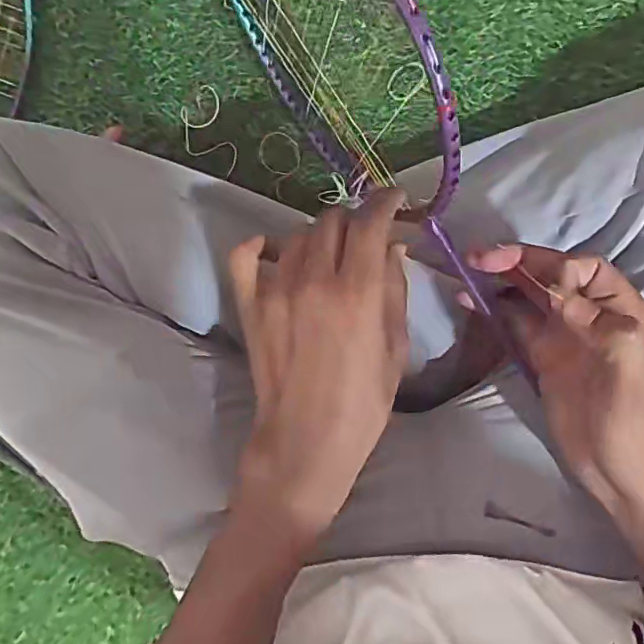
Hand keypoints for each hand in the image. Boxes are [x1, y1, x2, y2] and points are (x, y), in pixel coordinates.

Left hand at [227, 189, 410, 548]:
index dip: (386, 202)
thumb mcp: (395, 347)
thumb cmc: (363, 402)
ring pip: (297, 234)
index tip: (397, 199)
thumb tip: (393, 248)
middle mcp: (313, 279)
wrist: (304, 443)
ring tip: (332, 252)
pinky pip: (246, 256)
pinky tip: (277, 252)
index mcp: (356, 291)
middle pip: (332, 220)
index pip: (370, 221)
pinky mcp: (250, 305)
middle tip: (367, 235)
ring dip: (320, 234)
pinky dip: (261, 245)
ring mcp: (275, 290)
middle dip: (356, 218)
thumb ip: (393, 290)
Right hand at [469, 244, 643, 531]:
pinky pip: (517, 326)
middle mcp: (593, 320)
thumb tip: (560, 291)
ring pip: (531, 298)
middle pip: (555, 277)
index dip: (562, 269)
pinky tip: (470, 302)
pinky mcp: (545, 362)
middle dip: (520, 262)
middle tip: (480, 257)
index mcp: (626, 315)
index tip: (540, 288)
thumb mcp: (635, 379)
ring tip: (467, 271)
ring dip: (502, 281)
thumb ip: (603, 328)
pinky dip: (495, 311)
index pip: (591, 272)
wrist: (632, 487)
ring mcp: (567, 340)